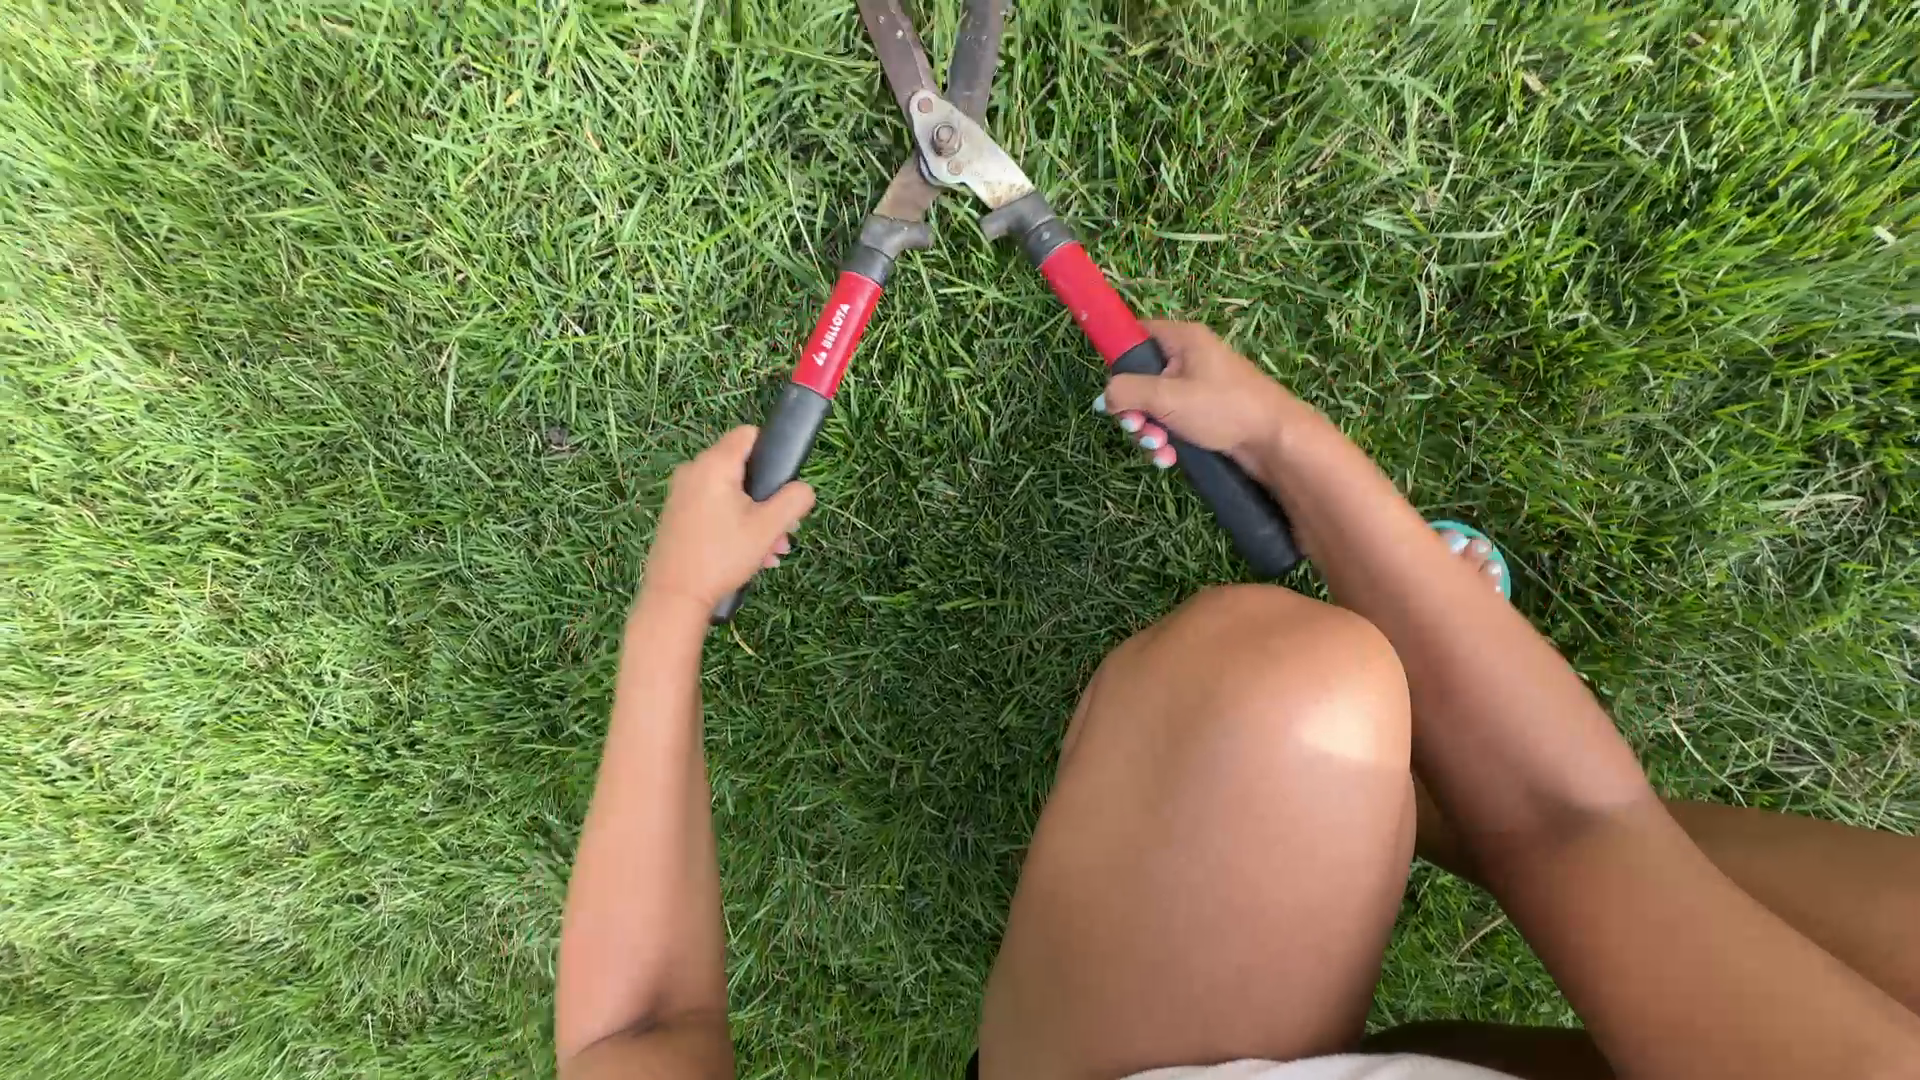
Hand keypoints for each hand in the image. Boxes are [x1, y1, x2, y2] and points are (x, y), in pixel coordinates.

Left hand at [640, 426, 815, 611]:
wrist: (676, 595)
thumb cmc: (723, 555)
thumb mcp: (769, 527)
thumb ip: (794, 500)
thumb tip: (803, 489)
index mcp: (715, 465)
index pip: (749, 435)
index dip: (772, 454)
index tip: (784, 485)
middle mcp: (694, 471)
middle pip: (743, 469)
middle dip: (769, 498)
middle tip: (785, 530)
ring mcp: (683, 493)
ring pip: (732, 493)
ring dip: (757, 518)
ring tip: (772, 550)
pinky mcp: (678, 514)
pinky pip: (716, 508)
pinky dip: (736, 524)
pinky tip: (752, 556)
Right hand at [1097, 320, 1300, 469]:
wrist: (1273, 441)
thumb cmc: (1223, 408)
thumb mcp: (1166, 397)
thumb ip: (1126, 391)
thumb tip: (1105, 398)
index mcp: (1182, 340)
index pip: (1136, 334)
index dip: (1119, 360)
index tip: (1115, 389)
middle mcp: (1187, 359)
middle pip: (1138, 379)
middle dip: (1133, 411)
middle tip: (1138, 427)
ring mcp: (1195, 388)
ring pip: (1151, 407)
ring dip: (1147, 432)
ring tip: (1159, 448)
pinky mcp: (1201, 414)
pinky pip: (1169, 424)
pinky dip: (1164, 441)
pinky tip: (1168, 458)